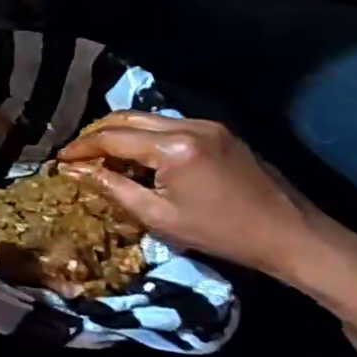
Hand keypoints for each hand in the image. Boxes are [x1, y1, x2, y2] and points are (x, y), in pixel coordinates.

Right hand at [57, 113, 326, 279]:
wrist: (296, 238)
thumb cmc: (224, 233)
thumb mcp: (159, 216)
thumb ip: (112, 186)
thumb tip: (74, 170)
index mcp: (174, 147)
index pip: (111, 138)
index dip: (81, 147)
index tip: (60, 159)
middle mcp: (189, 125)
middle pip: (125, 118)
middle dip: (97, 134)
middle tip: (78, 155)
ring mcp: (207, 125)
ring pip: (145, 118)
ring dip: (119, 132)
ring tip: (103, 155)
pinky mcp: (219, 132)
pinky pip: (167, 125)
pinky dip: (144, 135)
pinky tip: (138, 155)